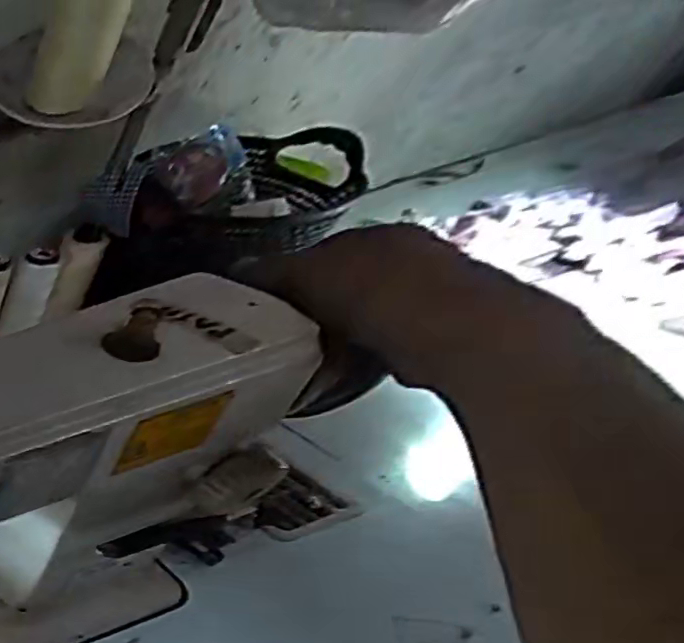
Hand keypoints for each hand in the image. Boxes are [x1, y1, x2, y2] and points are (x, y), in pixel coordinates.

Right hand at [242, 224, 592, 393]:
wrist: (449, 328)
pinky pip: (384, 334)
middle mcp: (401, 251)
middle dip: (312, 308)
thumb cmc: (372, 292)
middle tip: (283, 339)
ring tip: (312, 357)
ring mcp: (426, 284)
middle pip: (339, 283)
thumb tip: (235, 269)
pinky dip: (364, 349)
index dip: (285, 283)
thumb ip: (271, 272)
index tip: (263, 313)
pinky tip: (349, 367)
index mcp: (368, 235)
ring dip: (338, 331)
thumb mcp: (307, 276)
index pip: (315, 255)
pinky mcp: (438, 321)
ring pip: (362, 310)